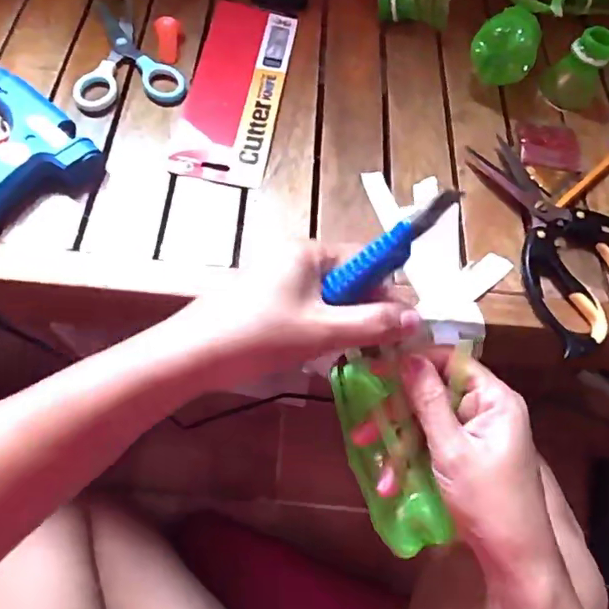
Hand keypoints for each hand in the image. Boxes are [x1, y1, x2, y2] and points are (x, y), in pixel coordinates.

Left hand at [168, 241, 419, 391]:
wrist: (191, 354)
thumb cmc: (259, 336)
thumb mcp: (323, 331)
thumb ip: (372, 323)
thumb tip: (416, 317)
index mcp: (308, 251)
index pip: (367, 259)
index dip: (389, 291)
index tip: (400, 326)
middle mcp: (291, 258)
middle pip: (347, 280)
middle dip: (364, 313)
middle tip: (374, 348)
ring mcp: (273, 280)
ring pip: (325, 300)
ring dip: (340, 326)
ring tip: (344, 355)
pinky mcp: (260, 302)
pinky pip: (303, 310)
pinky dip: (315, 331)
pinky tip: (313, 356)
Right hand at [400, 354, 606, 608]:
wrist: (513, 556)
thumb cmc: (486, 499)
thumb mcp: (450, 448)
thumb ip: (428, 400)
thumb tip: (408, 357)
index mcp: (494, 400)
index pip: (451, 361)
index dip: (413, 361)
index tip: (376, 370)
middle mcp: (486, 411)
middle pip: (431, 393)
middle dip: (396, 415)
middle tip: (364, 429)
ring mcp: (475, 434)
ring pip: (425, 422)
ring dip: (398, 444)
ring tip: (381, 470)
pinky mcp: (465, 455)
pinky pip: (430, 444)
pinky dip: (410, 460)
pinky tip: (391, 482)